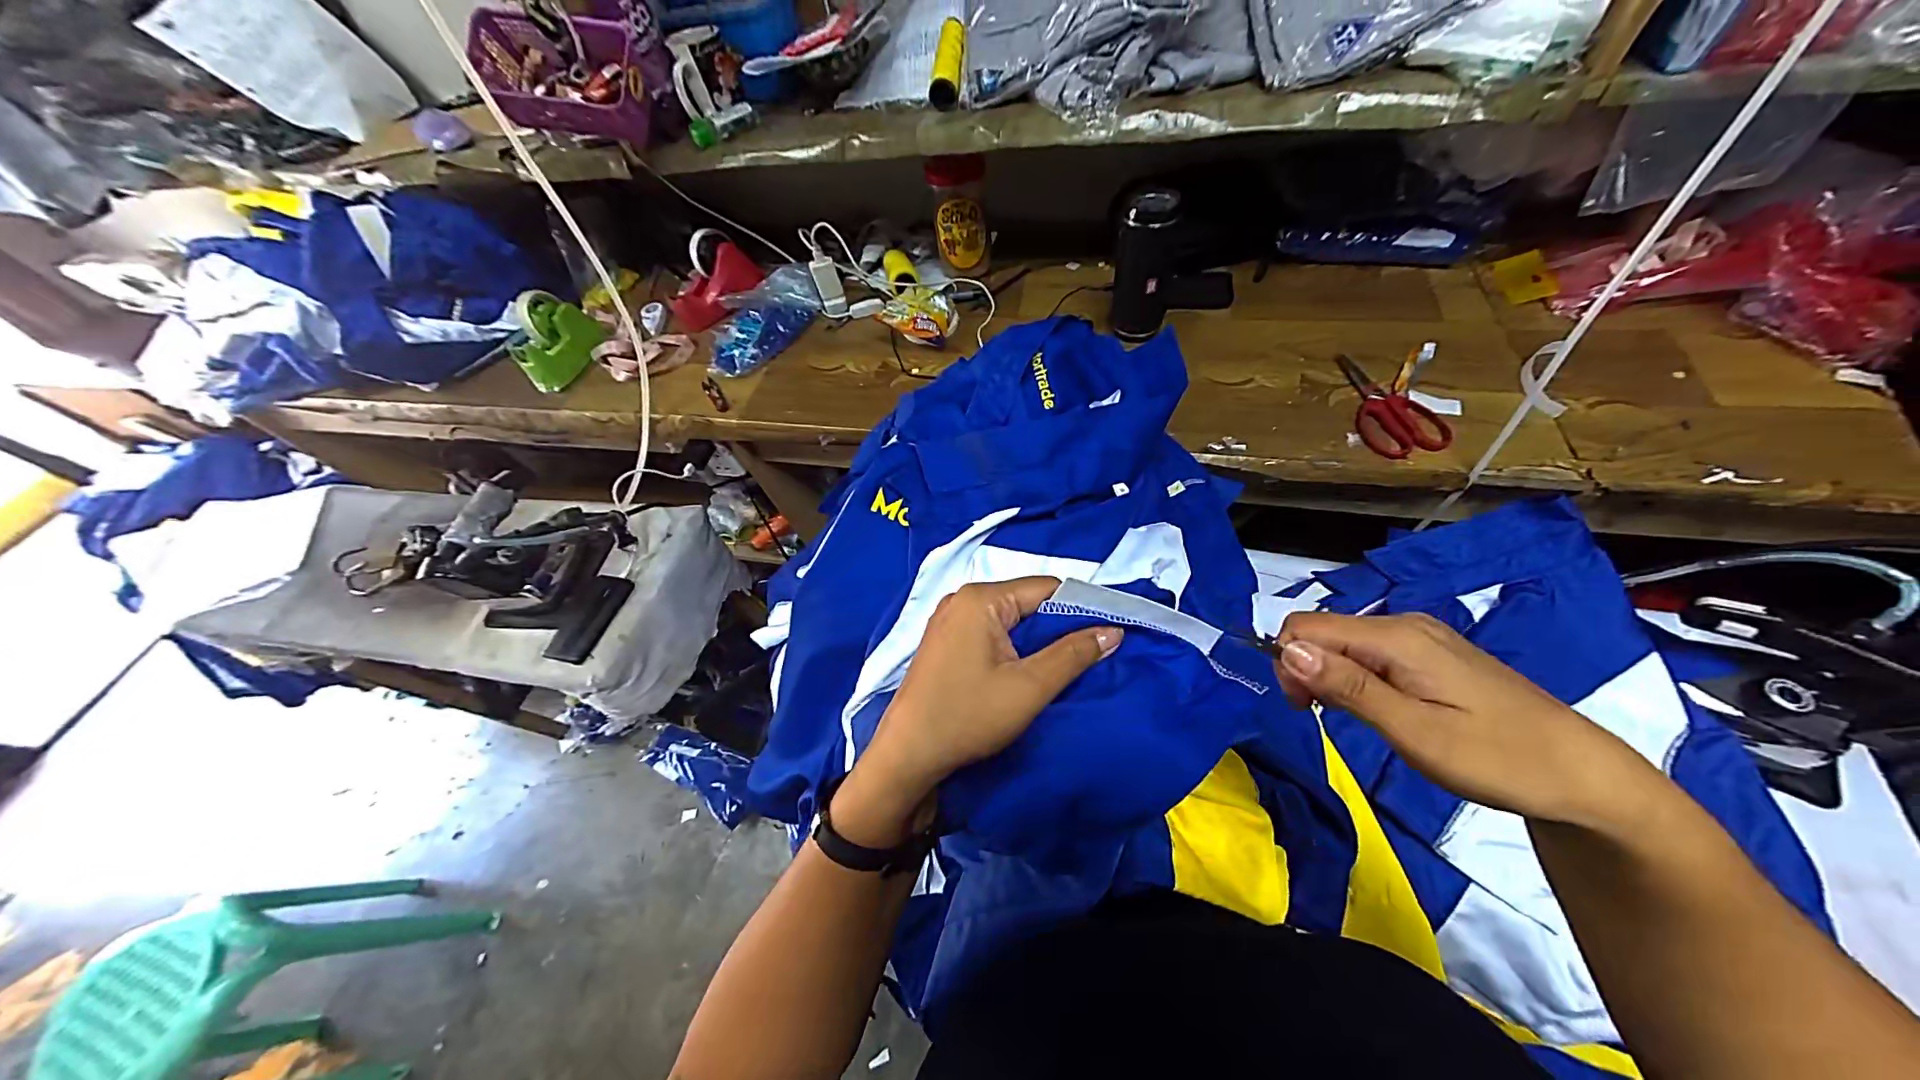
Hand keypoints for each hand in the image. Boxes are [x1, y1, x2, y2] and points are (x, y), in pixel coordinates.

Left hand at [834, 578, 1121, 846]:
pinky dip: (1016, 647)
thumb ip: (1073, 654)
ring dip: (1039, 639)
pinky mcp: (945, 642)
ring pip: (1011, 619)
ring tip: (1070, 663)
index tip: (1112, 628)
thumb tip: (1111, 631)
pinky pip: (992, 633)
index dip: (1083, 606)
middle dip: (1061, 624)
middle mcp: (962, 600)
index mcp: (981, 599)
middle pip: (1028, 601)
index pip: (1047, 588)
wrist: (908, 756)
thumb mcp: (1030, 687)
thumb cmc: (967, 718)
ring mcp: (950, 620)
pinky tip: (1032, 669)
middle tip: (1096, 650)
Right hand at [1273, 611, 1669, 830]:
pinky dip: (1355, 679)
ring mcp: (1421, 638)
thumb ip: (1348, 687)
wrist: (1583, 776)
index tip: (1304, 708)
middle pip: (1322, 632)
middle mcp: (1404, 625)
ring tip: (1356, 720)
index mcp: (1397, 638)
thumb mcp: (1414, 731)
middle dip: (1305, 671)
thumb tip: (1288, 649)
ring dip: (1329, 677)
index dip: (1288, 663)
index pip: (1305, 627)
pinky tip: (1378, 709)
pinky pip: (1369, 654)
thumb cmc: (1498, 758)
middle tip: (1326, 719)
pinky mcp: (1431, 655)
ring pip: (1343, 644)